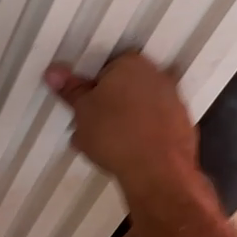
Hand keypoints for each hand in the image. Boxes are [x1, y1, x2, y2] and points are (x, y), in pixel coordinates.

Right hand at [45, 52, 199, 194]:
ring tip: (103, 148)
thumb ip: (70, 90)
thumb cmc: (115, 133)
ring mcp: (174, 102)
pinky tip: (126, 156)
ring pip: (139, 109)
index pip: (105, 68)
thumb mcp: (82, 111)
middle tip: (89, 129)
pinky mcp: (183, 127)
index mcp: (131, 64)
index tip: (82, 108)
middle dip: (107, 106)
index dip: (91, 89)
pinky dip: (141, 136)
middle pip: (124, 88)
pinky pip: (154, 127)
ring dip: (122, 123)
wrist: (159, 173)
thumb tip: (53, 71)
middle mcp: (157, 76)